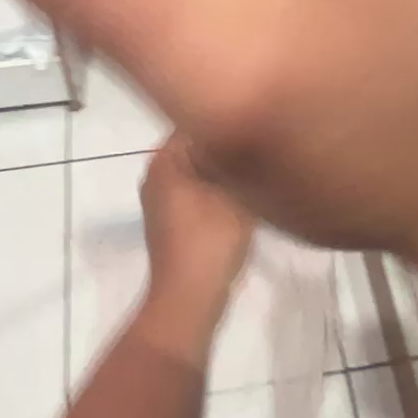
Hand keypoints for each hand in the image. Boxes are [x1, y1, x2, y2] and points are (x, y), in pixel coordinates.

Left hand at [139, 135, 254, 317]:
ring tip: (255, 169)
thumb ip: (239, 159)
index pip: (199, 123)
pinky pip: (195, 191)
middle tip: (262, 146)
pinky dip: (214, 190)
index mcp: (165, 159)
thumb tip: (248, 133)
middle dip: (225, 147)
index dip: (229, 121)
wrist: (188, 297)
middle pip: (197, 146)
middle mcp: (155, 173)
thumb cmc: (210, 239)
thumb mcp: (235, 192)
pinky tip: (240, 196)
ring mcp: (159, 199)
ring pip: (197, 170)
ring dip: (222, 170)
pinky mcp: (168, 220)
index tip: (257, 124)